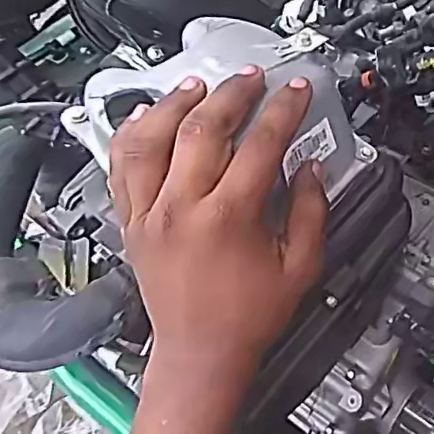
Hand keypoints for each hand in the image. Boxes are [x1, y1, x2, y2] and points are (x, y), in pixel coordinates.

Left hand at [107, 67, 328, 407]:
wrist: (200, 353)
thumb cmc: (248, 317)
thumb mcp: (301, 267)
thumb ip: (312, 211)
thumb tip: (312, 169)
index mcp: (229, 218)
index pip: (262, 144)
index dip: (284, 111)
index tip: (296, 92)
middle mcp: (183, 208)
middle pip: (204, 128)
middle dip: (233, 94)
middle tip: (252, 80)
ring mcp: (150, 213)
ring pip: (153, 138)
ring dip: (176, 104)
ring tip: (198, 86)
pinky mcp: (132, 222)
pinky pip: (121, 166)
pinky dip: (132, 134)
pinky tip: (146, 118)